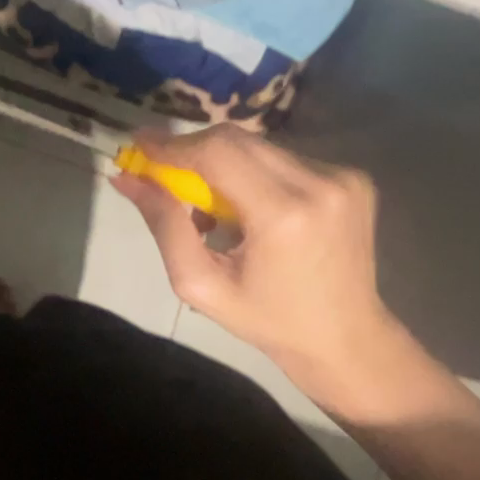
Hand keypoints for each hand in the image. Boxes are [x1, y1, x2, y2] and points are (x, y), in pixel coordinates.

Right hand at [111, 125, 396, 376]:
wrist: (347, 338)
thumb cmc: (268, 319)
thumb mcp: (201, 285)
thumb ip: (164, 226)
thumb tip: (127, 179)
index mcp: (283, 215)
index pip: (217, 153)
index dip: (173, 145)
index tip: (139, 145)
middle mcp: (320, 184)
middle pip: (237, 140)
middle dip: (192, 150)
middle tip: (161, 170)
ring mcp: (342, 177)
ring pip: (259, 147)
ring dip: (223, 164)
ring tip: (210, 206)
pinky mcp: (353, 177)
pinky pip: (283, 159)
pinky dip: (253, 173)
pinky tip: (248, 208)